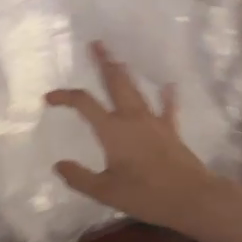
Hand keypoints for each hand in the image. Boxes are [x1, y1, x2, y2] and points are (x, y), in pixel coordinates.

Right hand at [45, 42, 241, 232]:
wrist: (192, 197)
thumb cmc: (146, 195)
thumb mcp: (106, 192)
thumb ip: (80, 177)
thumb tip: (58, 165)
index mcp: (112, 130)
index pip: (84, 103)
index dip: (65, 96)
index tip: (49, 97)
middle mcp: (132, 118)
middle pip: (115, 83)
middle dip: (104, 62)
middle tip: (96, 44)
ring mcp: (153, 121)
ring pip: (136, 89)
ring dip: (126, 72)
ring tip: (119, 58)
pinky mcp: (171, 130)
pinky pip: (167, 107)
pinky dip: (167, 95)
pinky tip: (170, 85)